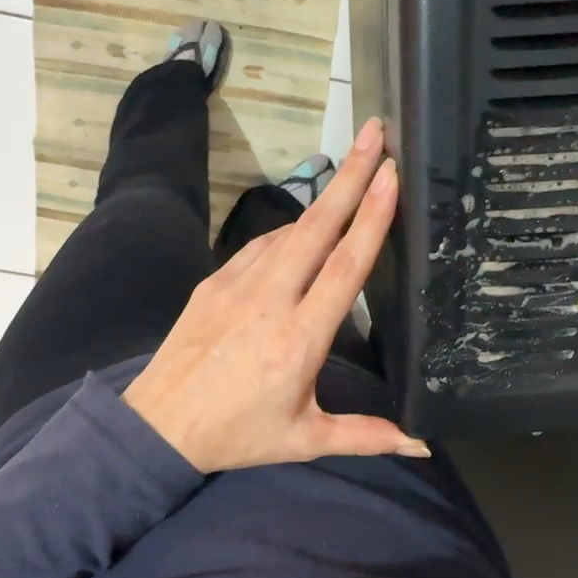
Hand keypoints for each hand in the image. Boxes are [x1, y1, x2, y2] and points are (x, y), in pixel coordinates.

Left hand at [120, 118, 428, 473]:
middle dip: (350, 176)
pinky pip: (258, 247)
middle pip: (317, 229)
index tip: (391, 174)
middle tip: (376, 131)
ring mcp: (236, 287)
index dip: (371, 218)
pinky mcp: (212, 284)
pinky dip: (286, 232)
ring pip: (287, 232)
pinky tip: (303, 226)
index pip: (343, 268)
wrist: (157, 425)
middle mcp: (269, 302)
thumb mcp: (304, 440)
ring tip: (350, 169)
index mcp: (298, 340)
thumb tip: (420, 446)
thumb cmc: (236, 435)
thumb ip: (365, 436)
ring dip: (321, 199)